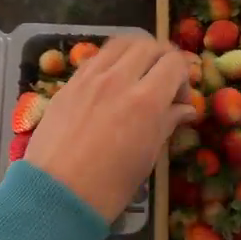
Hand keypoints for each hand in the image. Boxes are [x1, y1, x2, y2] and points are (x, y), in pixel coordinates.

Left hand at [27, 36, 195, 221]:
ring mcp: (90, 78)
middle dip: (164, 59)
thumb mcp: (147, 157)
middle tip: (163, 82)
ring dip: (137, 52)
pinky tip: (111, 82)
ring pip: (122, 43)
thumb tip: (186, 109)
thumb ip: (167, 123)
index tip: (179, 100)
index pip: (174, 63)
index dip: (183, 77)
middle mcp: (119, 79)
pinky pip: (96, 58)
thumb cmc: (109, 186)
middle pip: (150, 46)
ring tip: (138, 73)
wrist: (54, 196)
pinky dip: (112, 60)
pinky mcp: (69, 83)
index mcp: (146, 100)